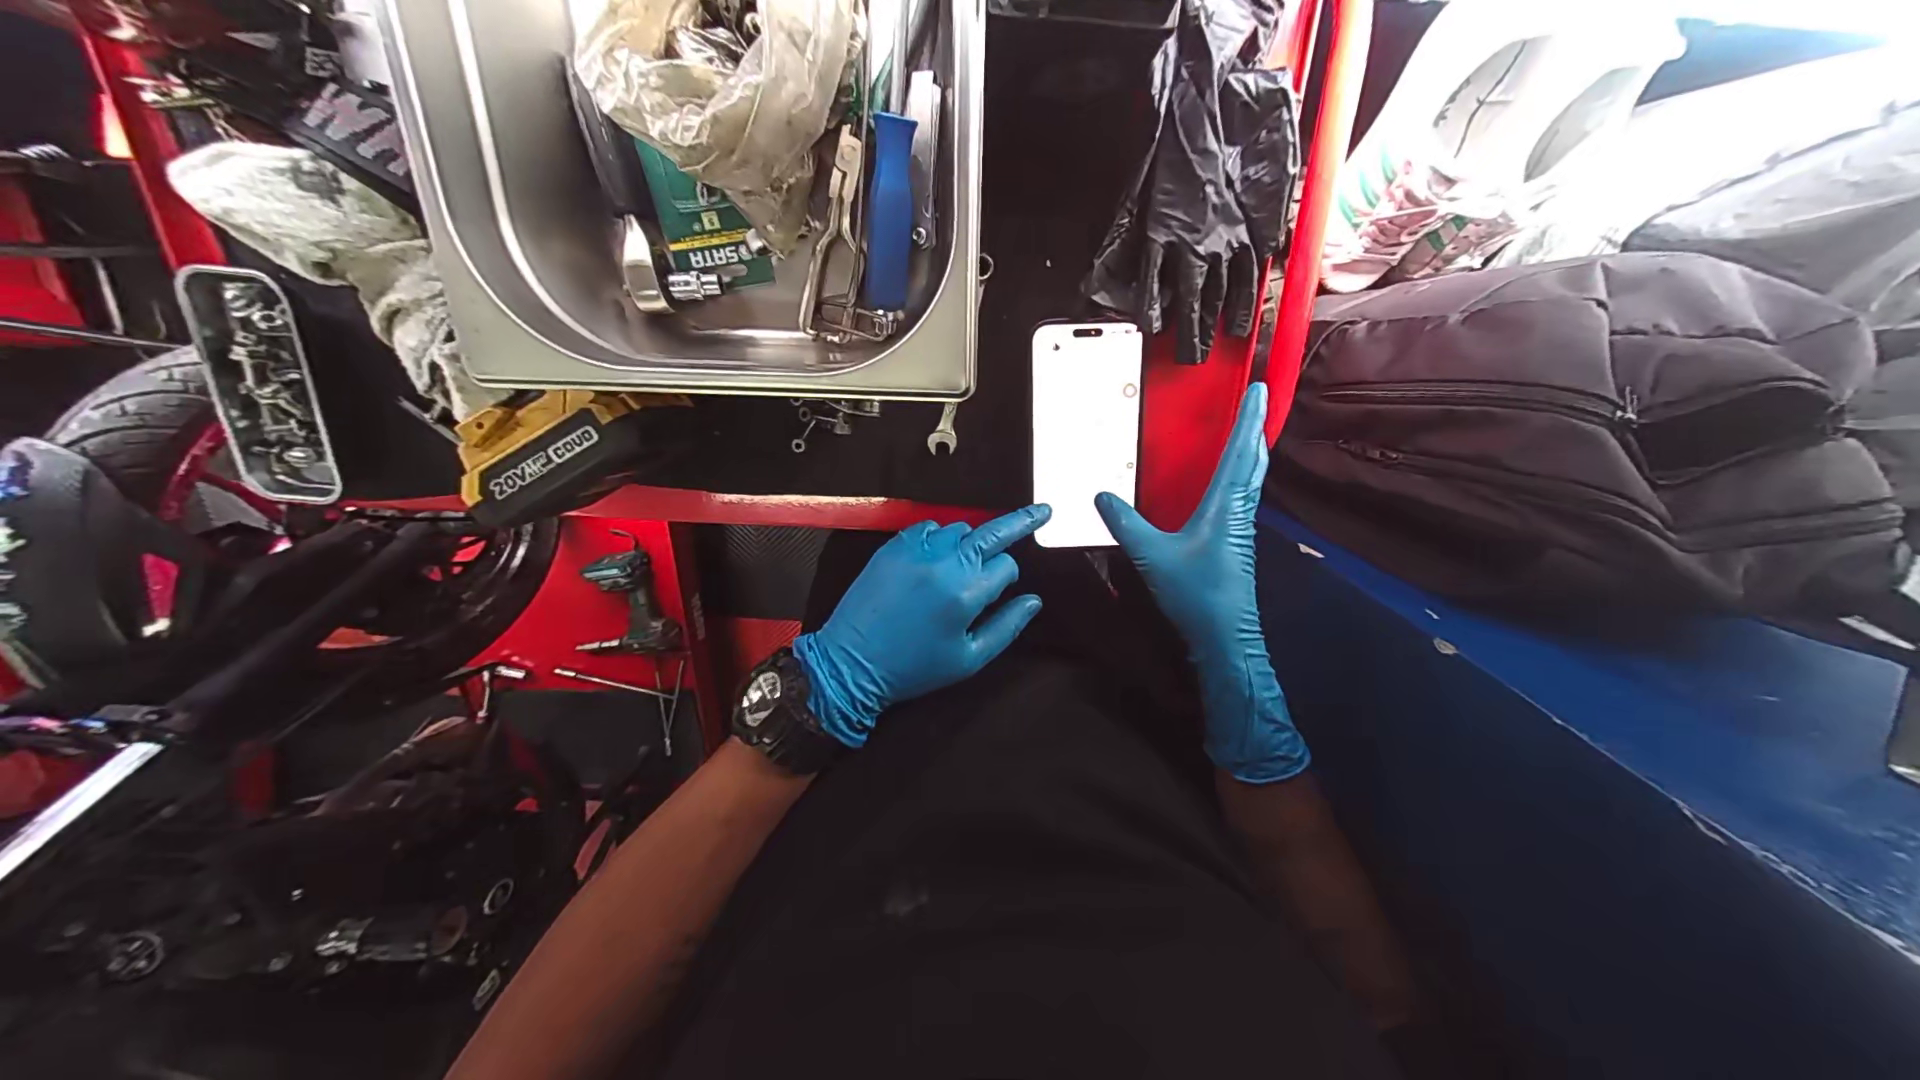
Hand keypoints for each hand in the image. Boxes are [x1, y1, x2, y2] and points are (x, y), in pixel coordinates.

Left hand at [793, 505, 1051, 747]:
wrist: (852, 662)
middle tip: (1041, 511)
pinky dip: (940, 537)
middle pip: (992, 532)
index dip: (1008, 577)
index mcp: (966, 594)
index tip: (1001, 589)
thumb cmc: (915, 668)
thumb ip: (1007, 627)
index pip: (1006, 565)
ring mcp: (916, 550)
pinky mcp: (893, 546)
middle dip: (1020, 522)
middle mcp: (945, 563)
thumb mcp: (969, 659)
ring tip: (963, 564)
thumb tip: (1034, 600)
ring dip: (971, 541)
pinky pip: (929, 527)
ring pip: (961, 529)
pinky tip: (936, 557)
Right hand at [1095, 383, 1307, 782]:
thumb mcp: (1152, 555)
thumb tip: (1102, 496)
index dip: (1248, 419)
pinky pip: (1243, 496)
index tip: (1259, 388)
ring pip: (1252, 478)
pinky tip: (1231, 483)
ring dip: (1252, 451)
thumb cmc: (1196, 593)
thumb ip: (1126, 523)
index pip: (1239, 452)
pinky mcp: (1236, 541)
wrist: (1224, 634)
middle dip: (1255, 428)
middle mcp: (1239, 511)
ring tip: (1247, 432)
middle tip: (1257, 402)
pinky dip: (1242, 475)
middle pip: (1253, 460)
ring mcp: (1241, 527)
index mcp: (1224, 507)